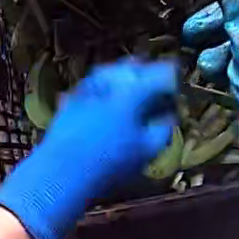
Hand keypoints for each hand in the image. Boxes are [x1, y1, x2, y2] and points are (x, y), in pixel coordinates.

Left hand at [0, 59, 177, 238]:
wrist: (62, 170)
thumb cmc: (111, 161)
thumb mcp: (147, 150)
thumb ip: (163, 129)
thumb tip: (168, 117)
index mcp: (134, 89)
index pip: (160, 73)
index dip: (171, 77)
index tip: (175, 86)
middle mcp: (110, 80)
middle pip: (134, 67)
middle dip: (147, 74)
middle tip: (156, 87)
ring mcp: (88, 86)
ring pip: (111, 73)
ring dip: (124, 78)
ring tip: (133, 94)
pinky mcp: (71, 97)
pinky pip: (94, 86)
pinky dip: (105, 89)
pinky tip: (108, 103)